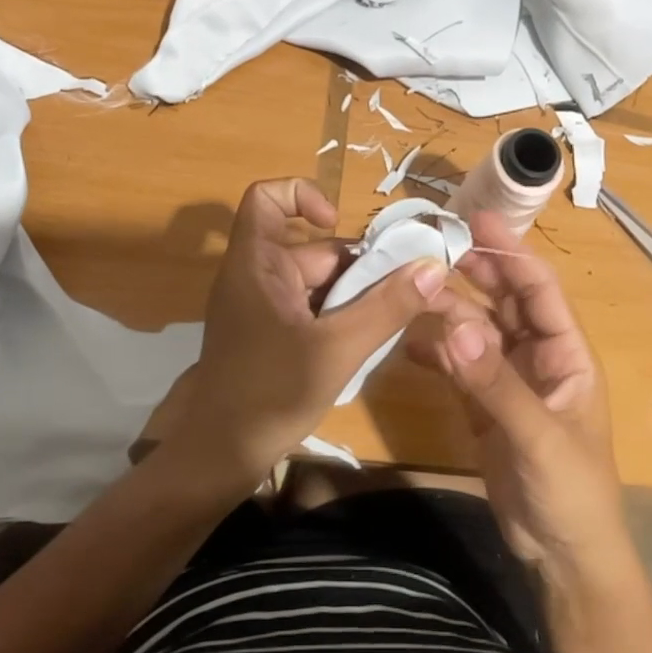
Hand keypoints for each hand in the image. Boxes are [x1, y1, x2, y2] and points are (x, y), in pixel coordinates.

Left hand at [160, 178, 450, 487]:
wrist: (219, 456)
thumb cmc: (270, 393)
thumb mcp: (338, 349)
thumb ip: (386, 308)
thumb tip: (432, 267)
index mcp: (257, 266)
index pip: (267, 199)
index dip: (303, 196)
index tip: (338, 224)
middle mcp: (255, 278)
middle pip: (312, 250)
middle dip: (357, 271)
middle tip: (400, 297)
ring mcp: (260, 309)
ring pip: (317, 285)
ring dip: (353, 300)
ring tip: (388, 325)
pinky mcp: (267, 337)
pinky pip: (309, 311)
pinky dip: (338, 320)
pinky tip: (364, 346)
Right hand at [407, 212, 633, 579]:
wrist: (564, 552)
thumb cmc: (572, 491)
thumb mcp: (538, 437)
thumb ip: (495, 383)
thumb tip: (453, 326)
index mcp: (567, 354)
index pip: (539, 289)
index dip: (511, 252)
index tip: (475, 220)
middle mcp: (539, 358)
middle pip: (505, 301)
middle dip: (475, 271)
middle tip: (432, 245)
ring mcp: (510, 383)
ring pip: (478, 332)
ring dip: (450, 310)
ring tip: (411, 288)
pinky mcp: (486, 409)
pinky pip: (459, 368)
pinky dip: (437, 353)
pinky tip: (409, 343)